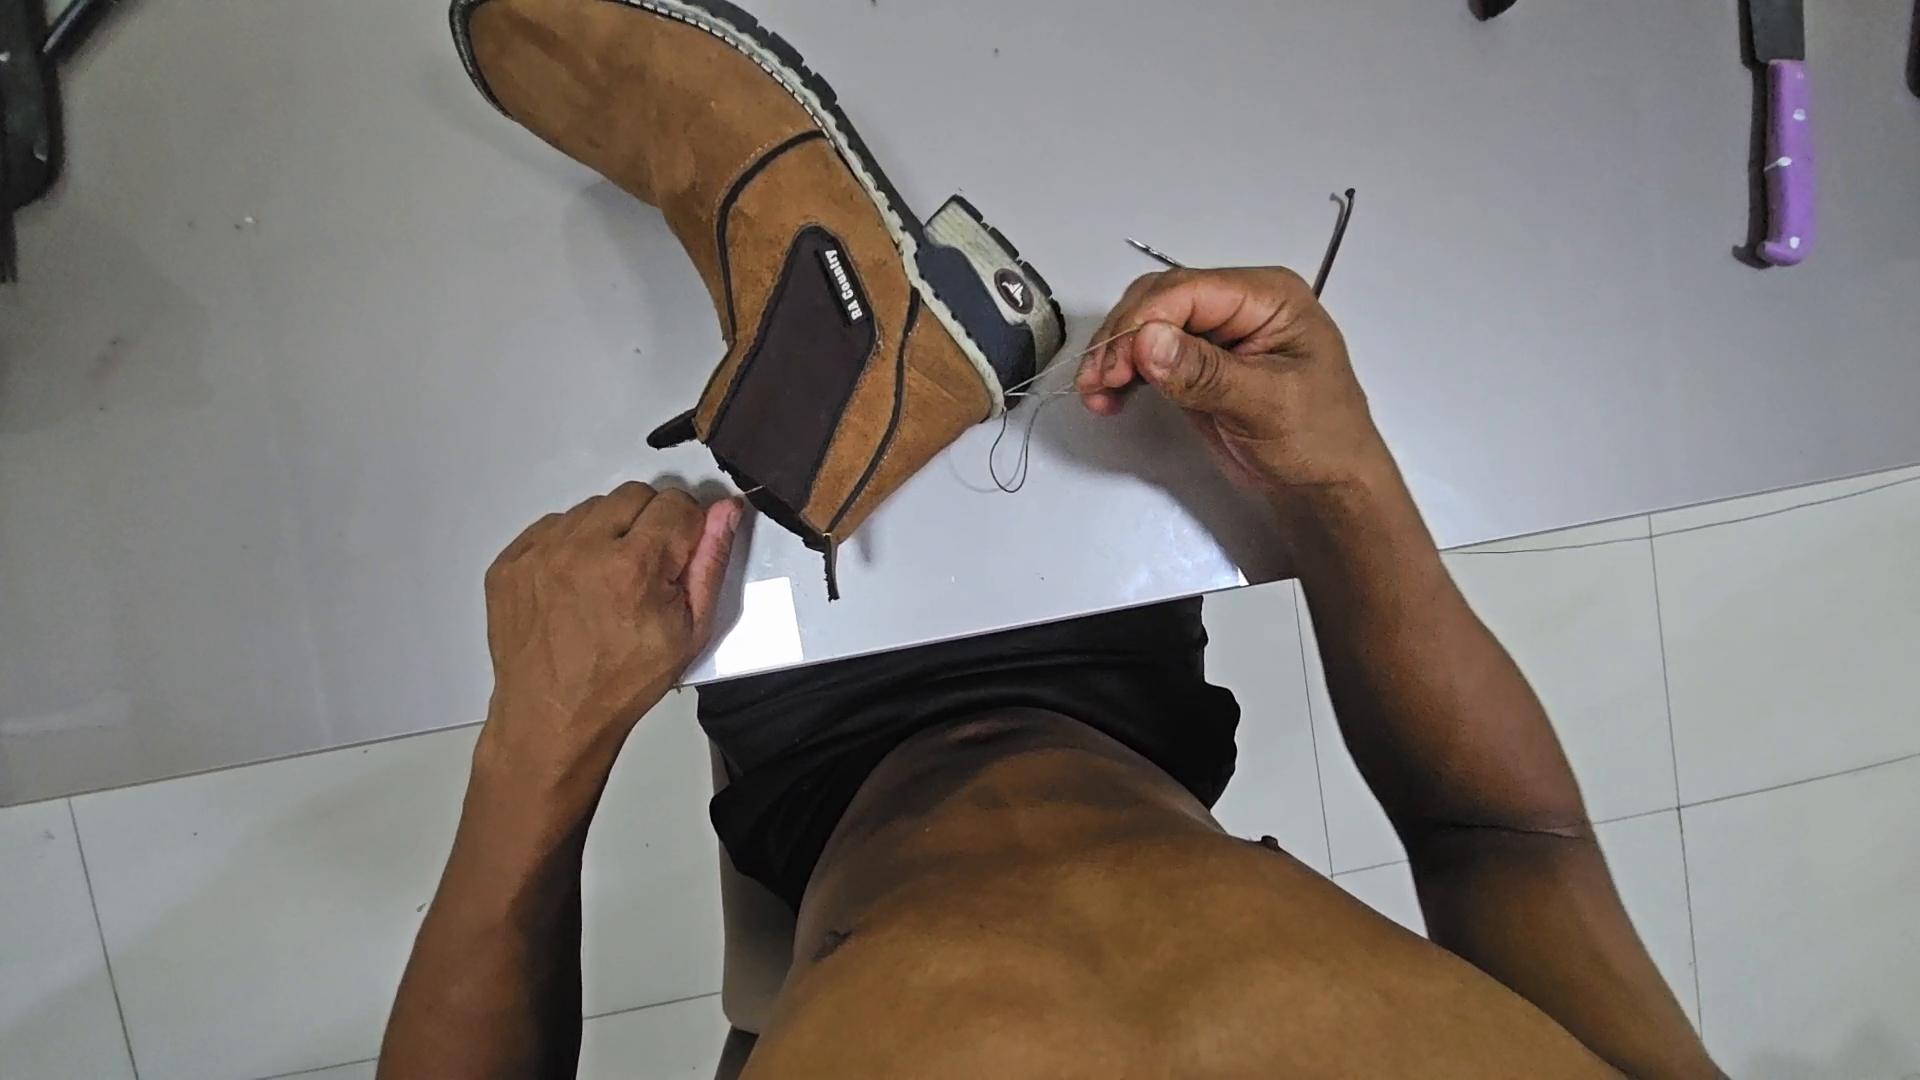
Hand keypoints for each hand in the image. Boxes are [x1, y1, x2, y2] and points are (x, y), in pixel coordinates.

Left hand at [476, 482, 741, 794]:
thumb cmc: (630, 679)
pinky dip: (574, 542)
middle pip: (635, 494)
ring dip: (612, 530)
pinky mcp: (509, 562)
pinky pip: (555, 524)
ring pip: (594, 506)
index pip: (677, 503)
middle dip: (652, 522)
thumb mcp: (692, 627)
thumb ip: (711, 560)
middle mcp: (581, 549)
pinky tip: (579, 581)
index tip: (681, 557)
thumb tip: (728, 508)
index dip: (688, 527)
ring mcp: (538, 553)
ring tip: (611, 576)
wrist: (554, 717)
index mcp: (632, 566)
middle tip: (648, 567)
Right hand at [1076, 267, 1394, 506]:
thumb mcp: (1265, 404)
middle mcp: (1235, 306)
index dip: (1142, 323)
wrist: (1321, 483)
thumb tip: (1146, 342)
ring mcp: (1213, 336)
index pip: (1187, 291)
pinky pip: (1147, 357)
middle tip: (1097, 383)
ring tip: (1095, 396)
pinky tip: (1109, 399)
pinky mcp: (1194, 366)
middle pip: (1157, 301)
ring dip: (1113, 358)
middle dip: (1120, 339)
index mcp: (1266, 298)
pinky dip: (1122, 375)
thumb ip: (1205, 372)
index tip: (1114, 368)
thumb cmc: (1315, 439)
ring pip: (1144, 327)